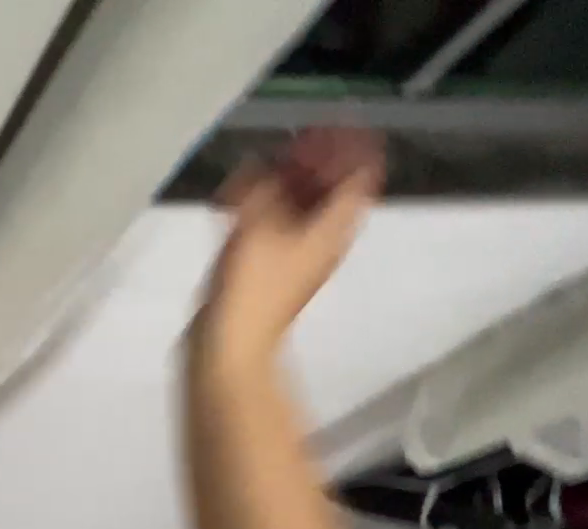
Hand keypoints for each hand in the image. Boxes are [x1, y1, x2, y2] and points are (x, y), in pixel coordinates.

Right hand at [197, 128, 383, 363]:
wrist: (229, 346)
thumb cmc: (251, 290)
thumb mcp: (256, 229)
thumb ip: (258, 191)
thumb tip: (255, 167)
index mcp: (334, 224)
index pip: (358, 172)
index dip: (347, 143)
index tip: (328, 122)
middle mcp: (321, 238)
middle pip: (329, 189)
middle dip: (313, 162)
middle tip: (291, 141)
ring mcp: (292, 257)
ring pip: (298, 209)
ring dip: (283, 185)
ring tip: (260, 167)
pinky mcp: (264, 272)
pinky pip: (270, 228)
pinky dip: (259, 211)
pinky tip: (236, 204)